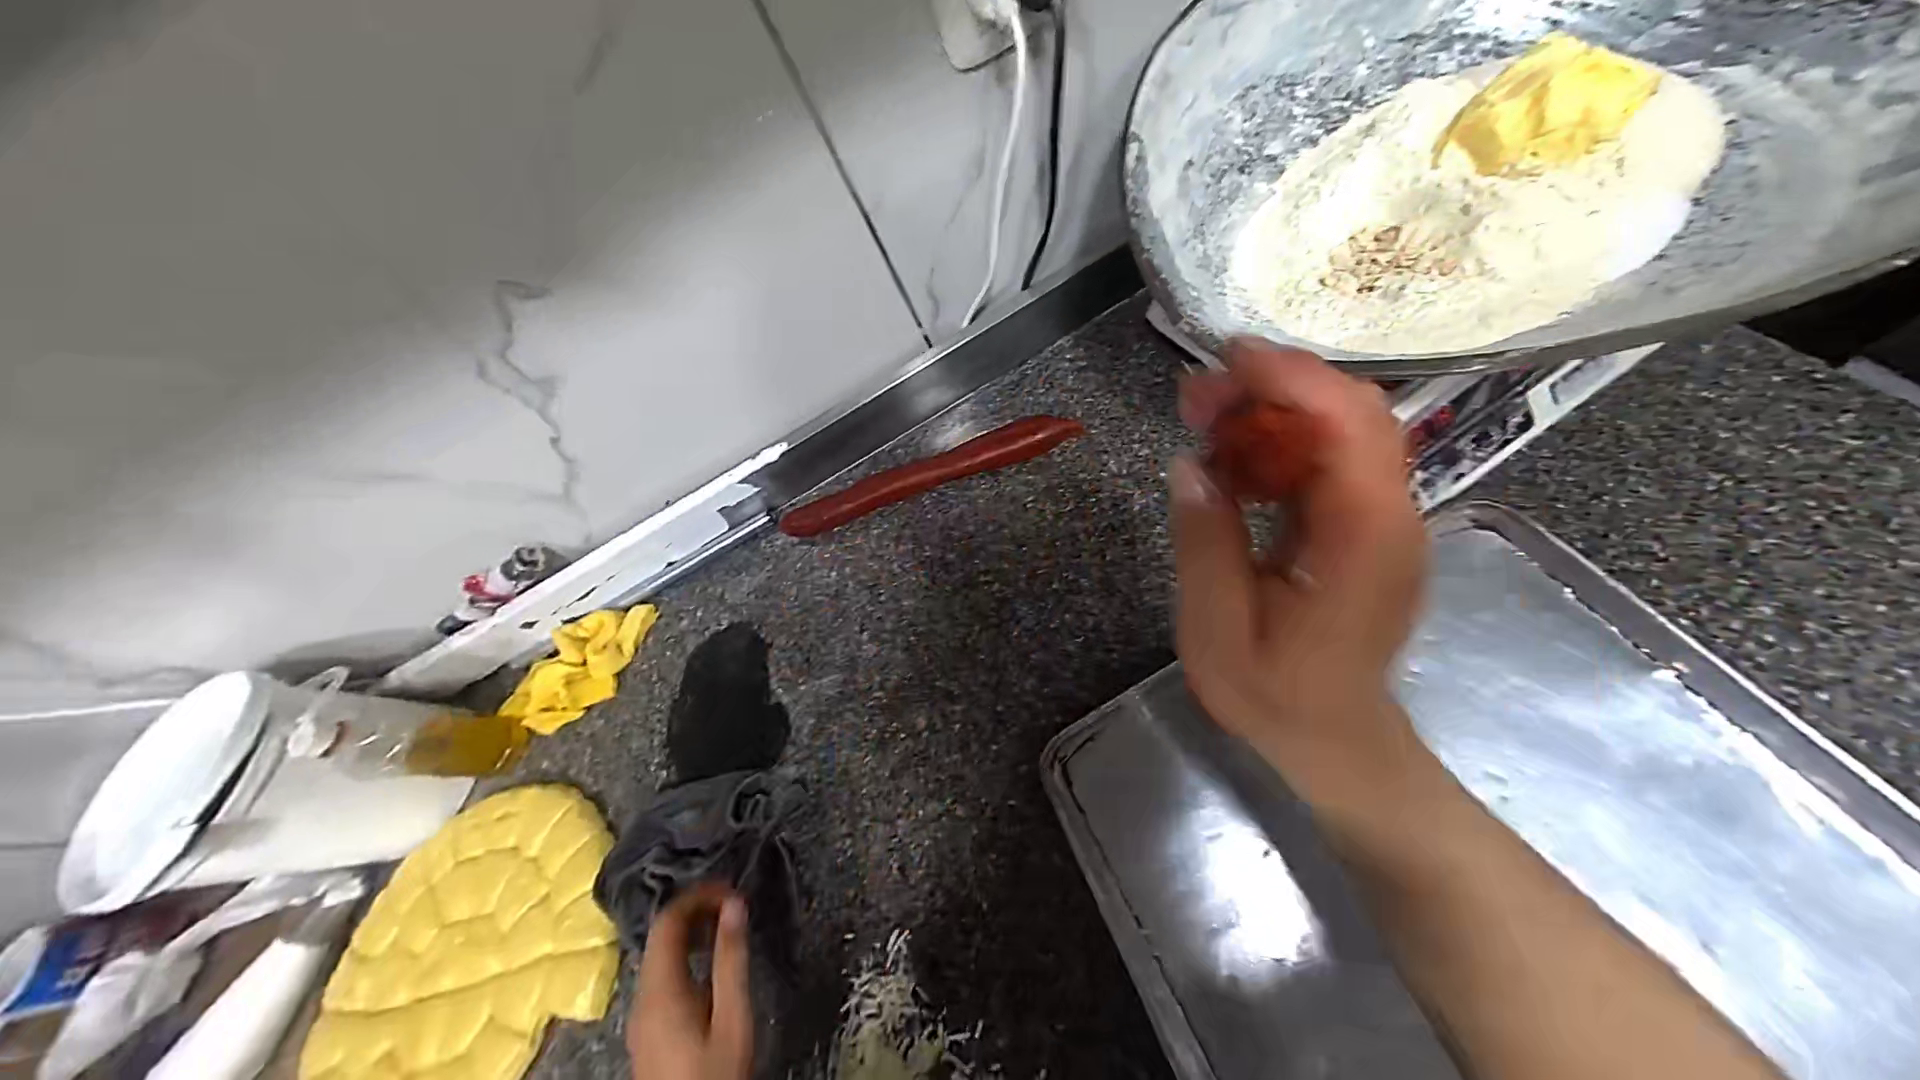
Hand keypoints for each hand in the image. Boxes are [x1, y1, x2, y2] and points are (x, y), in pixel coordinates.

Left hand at [629, 885, 752, 1079]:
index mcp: (660, 990)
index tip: (733, 892)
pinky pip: (662, 974)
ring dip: (693, 931)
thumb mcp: (732, 1016)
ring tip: (729, 928)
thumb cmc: (715, 1075)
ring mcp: (641, 1014)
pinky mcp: (648, 1028)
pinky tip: (713, 963)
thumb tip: (735, 904)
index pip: (668, 921)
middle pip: (661, 935)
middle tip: (735, 905)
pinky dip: (686, 955)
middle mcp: (642, 997)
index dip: (698, 896)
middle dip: (697, 910)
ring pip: (661, 954)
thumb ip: (731, 958)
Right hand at [1170, 339, 1428, 807]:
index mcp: (1364, 540)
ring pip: (1335, 433)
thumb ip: (1205, 547)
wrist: (1336, 741)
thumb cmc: (1278, 699)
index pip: (1348, 428)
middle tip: (1198, 392)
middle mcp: (1389, 517)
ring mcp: (1381, 521)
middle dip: (1272, 387)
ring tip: (1203, 415)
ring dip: (1270, 412)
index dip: (1292, 379)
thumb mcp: (1218, 633)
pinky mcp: (1362, 529)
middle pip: (1348, 416)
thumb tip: (1189, 466)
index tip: (1229, 357)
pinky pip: (1324, 464)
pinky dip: (1276, 445)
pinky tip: (1230, 457)